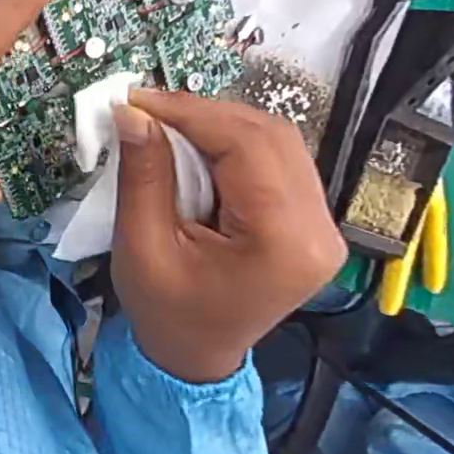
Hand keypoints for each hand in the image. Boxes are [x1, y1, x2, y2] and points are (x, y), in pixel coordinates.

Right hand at [111, 90, 345, 381]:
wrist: (193, 353)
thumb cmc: (163, 309)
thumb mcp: (141, 244)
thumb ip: (144, 175)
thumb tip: (132, 114)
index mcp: (283, 242)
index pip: (247, 147)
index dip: (190, 113)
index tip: (136, 100)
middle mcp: (318, 227)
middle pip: (270, 136)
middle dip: (203, 112)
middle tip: (145, 108)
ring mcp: (320, 223)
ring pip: (276, 141)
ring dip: (217, 123)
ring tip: (164, 122)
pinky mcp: (307, 219)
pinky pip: (273, 159)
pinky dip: (230, 141)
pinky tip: (192, 143)